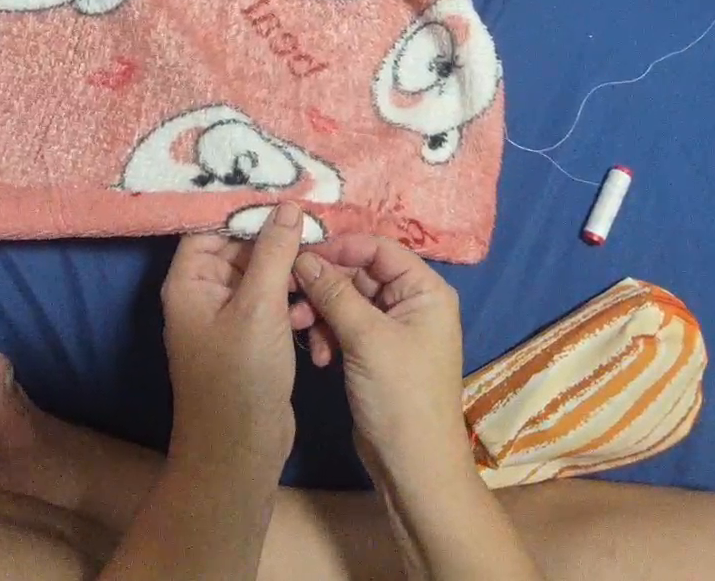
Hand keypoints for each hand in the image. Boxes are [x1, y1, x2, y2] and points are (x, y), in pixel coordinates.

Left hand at [160, 202, 310, 477]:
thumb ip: (274, 251)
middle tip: (316, 221)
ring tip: (320, 264)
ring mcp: (229, 313)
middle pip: (242, 244)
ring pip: (262, 271)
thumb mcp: (260, 307)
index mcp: (191, 279)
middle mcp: (206, 290)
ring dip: (290, 269)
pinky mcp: (252, 333)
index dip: (244, 204)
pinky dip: (293, 296)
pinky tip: (314, 301)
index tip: (284, 185)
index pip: (212, 223)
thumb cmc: (241, 377)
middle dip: (277, 236)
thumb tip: (288, 205)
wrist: (241, 453)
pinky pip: (272, 298)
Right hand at [292, 235, 469, 481]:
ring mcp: (393, 328)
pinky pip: (346, 326)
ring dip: (322, 313)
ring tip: (301, 331)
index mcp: (424, 289)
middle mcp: (411, 301)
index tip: (300, 257)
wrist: (413, 467)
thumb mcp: (366, 338)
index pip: (379, 248)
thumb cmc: (400, 395)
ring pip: (347, 300)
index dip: (340, 249)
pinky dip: (329, 335)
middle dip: (324, 286)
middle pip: (359, 274)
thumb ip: (334, 293)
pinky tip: (319, 357)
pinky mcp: (375, 351)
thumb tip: (303, 257)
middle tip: (290, 296)